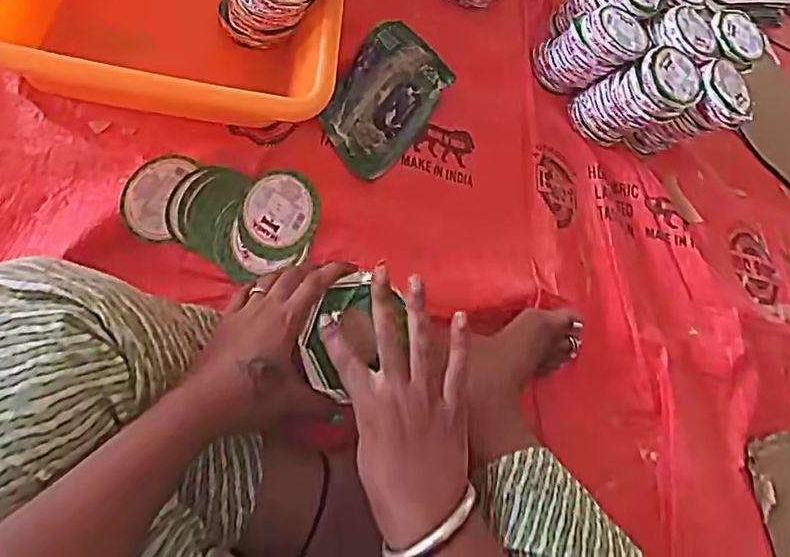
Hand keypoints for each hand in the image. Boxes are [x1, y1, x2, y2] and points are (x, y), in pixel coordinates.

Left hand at [180, 262, 355, 433]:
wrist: (203, 402)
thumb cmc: (251, 397)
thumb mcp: (291, 402)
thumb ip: (320, 404)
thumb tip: (344, 409)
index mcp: (287, 318)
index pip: (316, 283)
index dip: (335, 270)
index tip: (351, 268)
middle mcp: (267, 305)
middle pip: (294, 274)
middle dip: (314, 269)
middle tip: (329, 274)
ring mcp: (245, 309)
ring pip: (270, 278)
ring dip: (288, 274)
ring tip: (298, 279)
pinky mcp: (226, 318)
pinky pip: (245, 291)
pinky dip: (258, 285)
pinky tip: (260, 290)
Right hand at [320, 266, 471, 550]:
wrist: (427, 518)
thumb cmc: (387, 488)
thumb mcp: (365, 448)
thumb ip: (366, 412)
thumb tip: (364, 391)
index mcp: (371, 403)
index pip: (347, 360)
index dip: (335, 335)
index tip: (328, 313)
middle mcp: (398, 390)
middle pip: (387, 335)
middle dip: (382, 299)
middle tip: (380, 271)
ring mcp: (428, 394)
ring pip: (421, 341)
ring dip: (418, 308)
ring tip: (415, 280)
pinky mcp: (453, 404)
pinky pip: (457, 366)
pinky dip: (460, 341)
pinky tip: (461, 316)